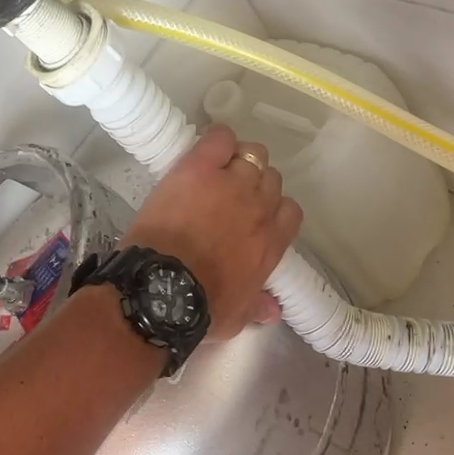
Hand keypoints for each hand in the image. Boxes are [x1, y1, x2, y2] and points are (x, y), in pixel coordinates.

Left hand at [120, 123, 299, 339]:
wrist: (163, 290)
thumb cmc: (200, 309)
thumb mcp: (235, 317)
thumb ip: (255, 307)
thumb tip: (272, 311)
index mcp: (271, 244)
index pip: (290, 212)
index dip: (272, 211)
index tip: (253, 218)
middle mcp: (259, 209)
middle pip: (271, 180)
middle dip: (253, 186)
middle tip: (227, 197)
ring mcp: (231, 184)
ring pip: (253, 154)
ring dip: (239, 161)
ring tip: (216, 172)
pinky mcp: (199, 168)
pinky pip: (220, 137)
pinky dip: (217, 140)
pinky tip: (205, 153)